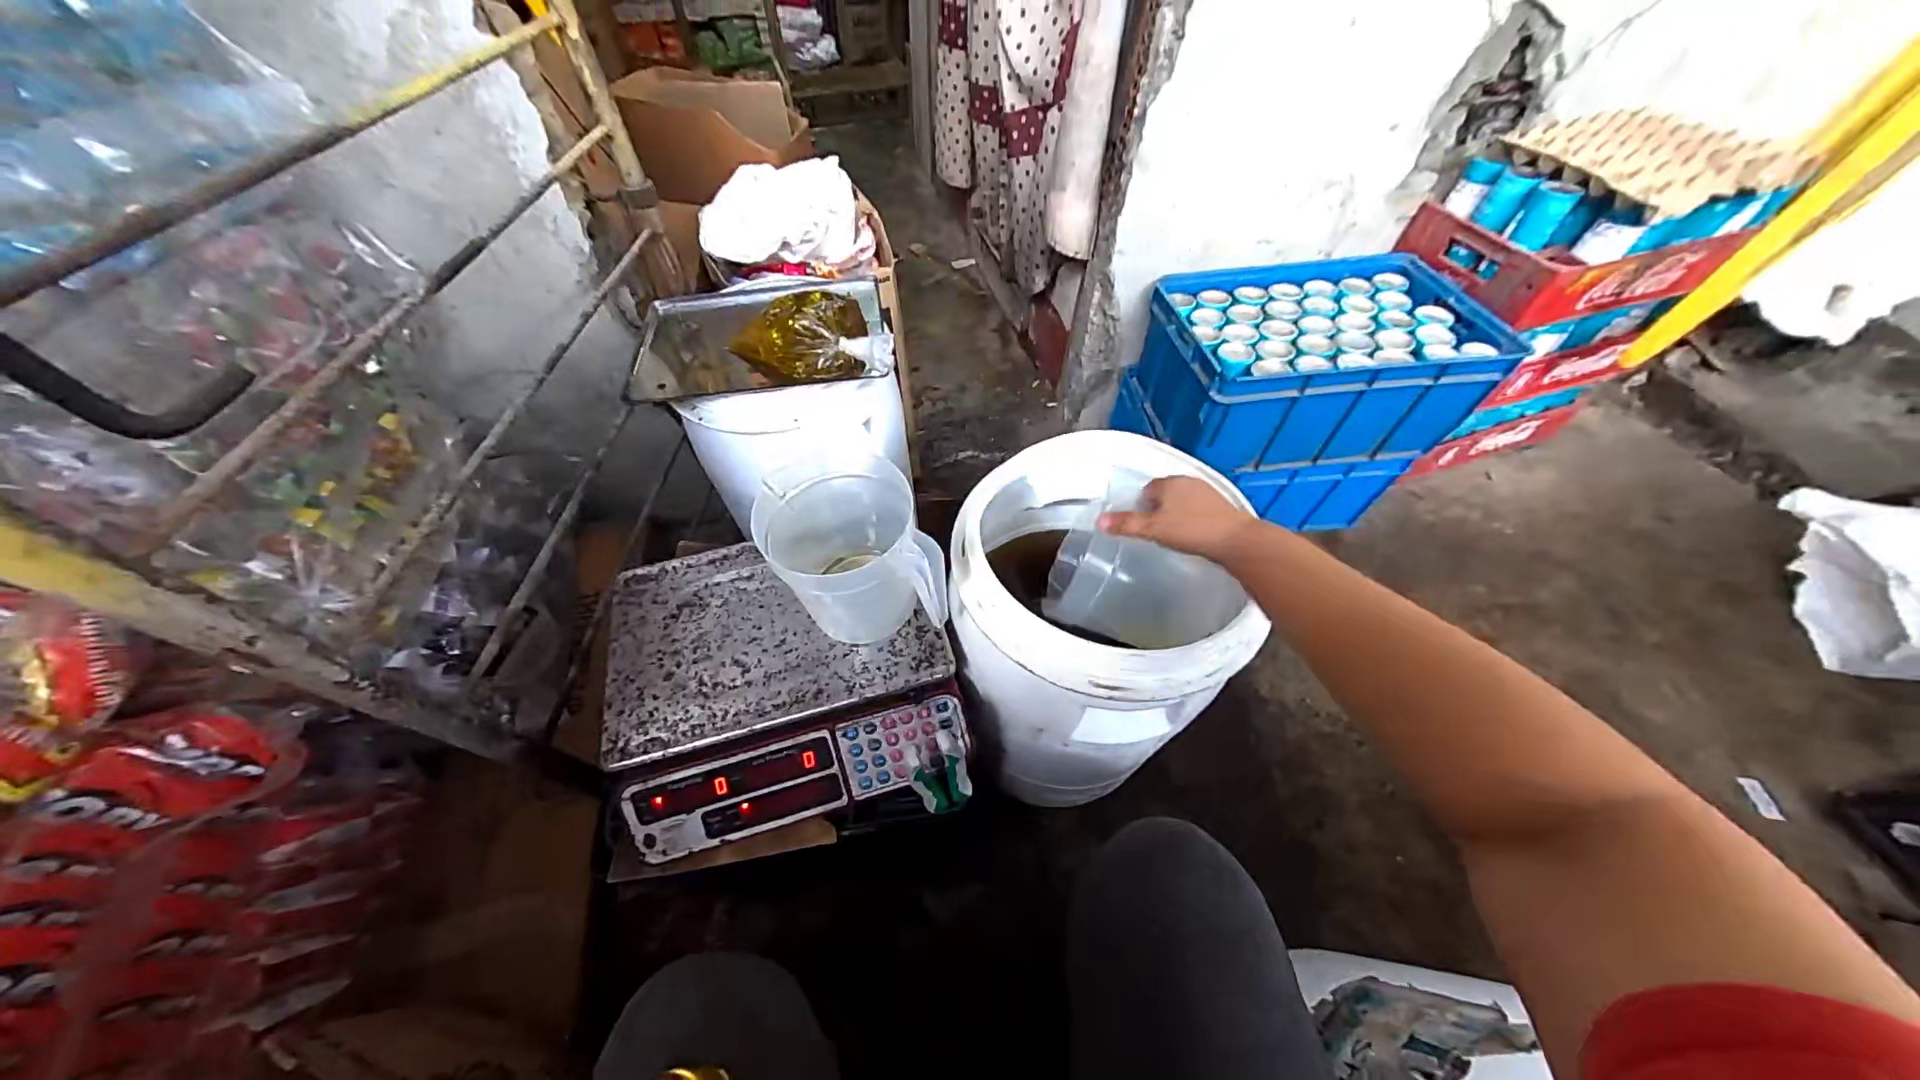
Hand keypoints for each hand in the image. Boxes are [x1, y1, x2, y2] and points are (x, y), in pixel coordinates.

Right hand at [1097, 476, 1262, 561]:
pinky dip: (1192, 518)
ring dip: (1176, 513)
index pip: (1146, 490)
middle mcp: (1188, 481)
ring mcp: (1207, 492)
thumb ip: (1126, 524)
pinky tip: (1193, 533)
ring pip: (1182, 500)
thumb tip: (1099, 520)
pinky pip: (1198, 508)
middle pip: (1164, 493)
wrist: (1236, 541)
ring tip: (1174, 534)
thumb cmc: (1191, 531)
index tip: (1143, 525)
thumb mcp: (1153, 530)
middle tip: (1156, 531)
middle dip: (1158, 508)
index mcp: (1169, 483)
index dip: (1141, 507)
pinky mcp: (1221, 505)